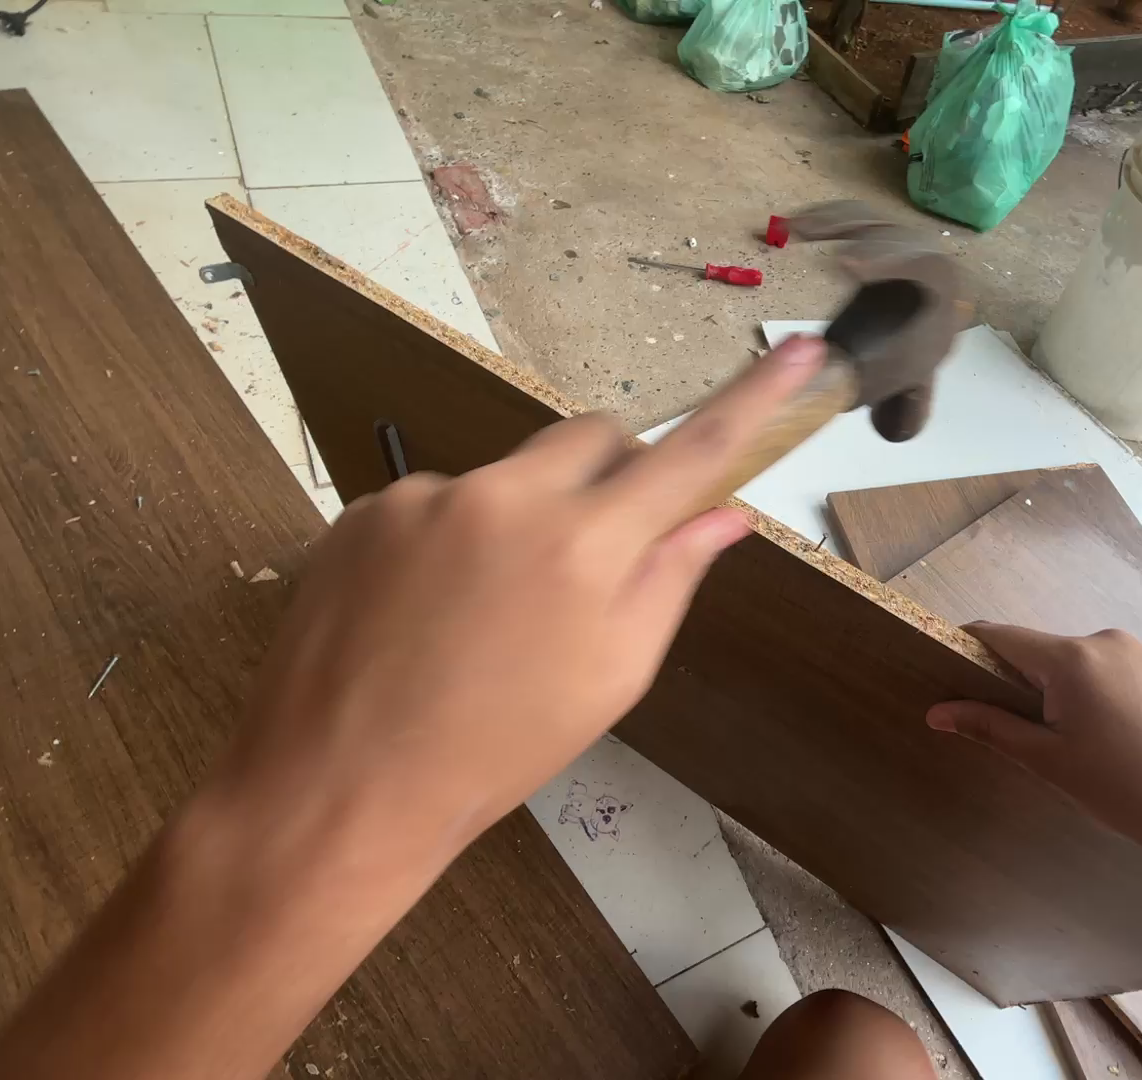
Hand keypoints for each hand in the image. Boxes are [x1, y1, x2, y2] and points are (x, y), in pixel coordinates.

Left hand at [201, 336, 826, 893]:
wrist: (341, 786)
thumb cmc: (503, 746)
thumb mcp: (615, 674)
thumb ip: (672, 577)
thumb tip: (724, 516)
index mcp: (587, 547)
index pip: (692, 454)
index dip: (755, 399)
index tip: (800, 352)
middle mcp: (510, 497)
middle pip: (596, 435)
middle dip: (614, 475)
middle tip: (600, 546)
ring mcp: (430, 493)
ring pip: (516, 472)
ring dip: (530, 514)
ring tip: (494, 602)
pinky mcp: (370, 506)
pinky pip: (445, 497)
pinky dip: (461, 533)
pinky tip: (435, 601)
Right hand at [927, 623, 1141, 898]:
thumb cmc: (1127, 790)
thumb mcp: (1049, 762)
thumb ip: (989, 727)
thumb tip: (935, 712)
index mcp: (1071, 657)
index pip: (1000, 635)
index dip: (969, 649)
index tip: (951, 675)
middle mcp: (1106, 641)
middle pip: (1040, 651)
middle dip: (1019, 682)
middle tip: (1024, 735)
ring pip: (1077, 665)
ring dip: (1059, 692)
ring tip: (1078, 748)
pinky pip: (1112, 674)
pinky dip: (1096, 697)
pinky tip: (1117, 745)